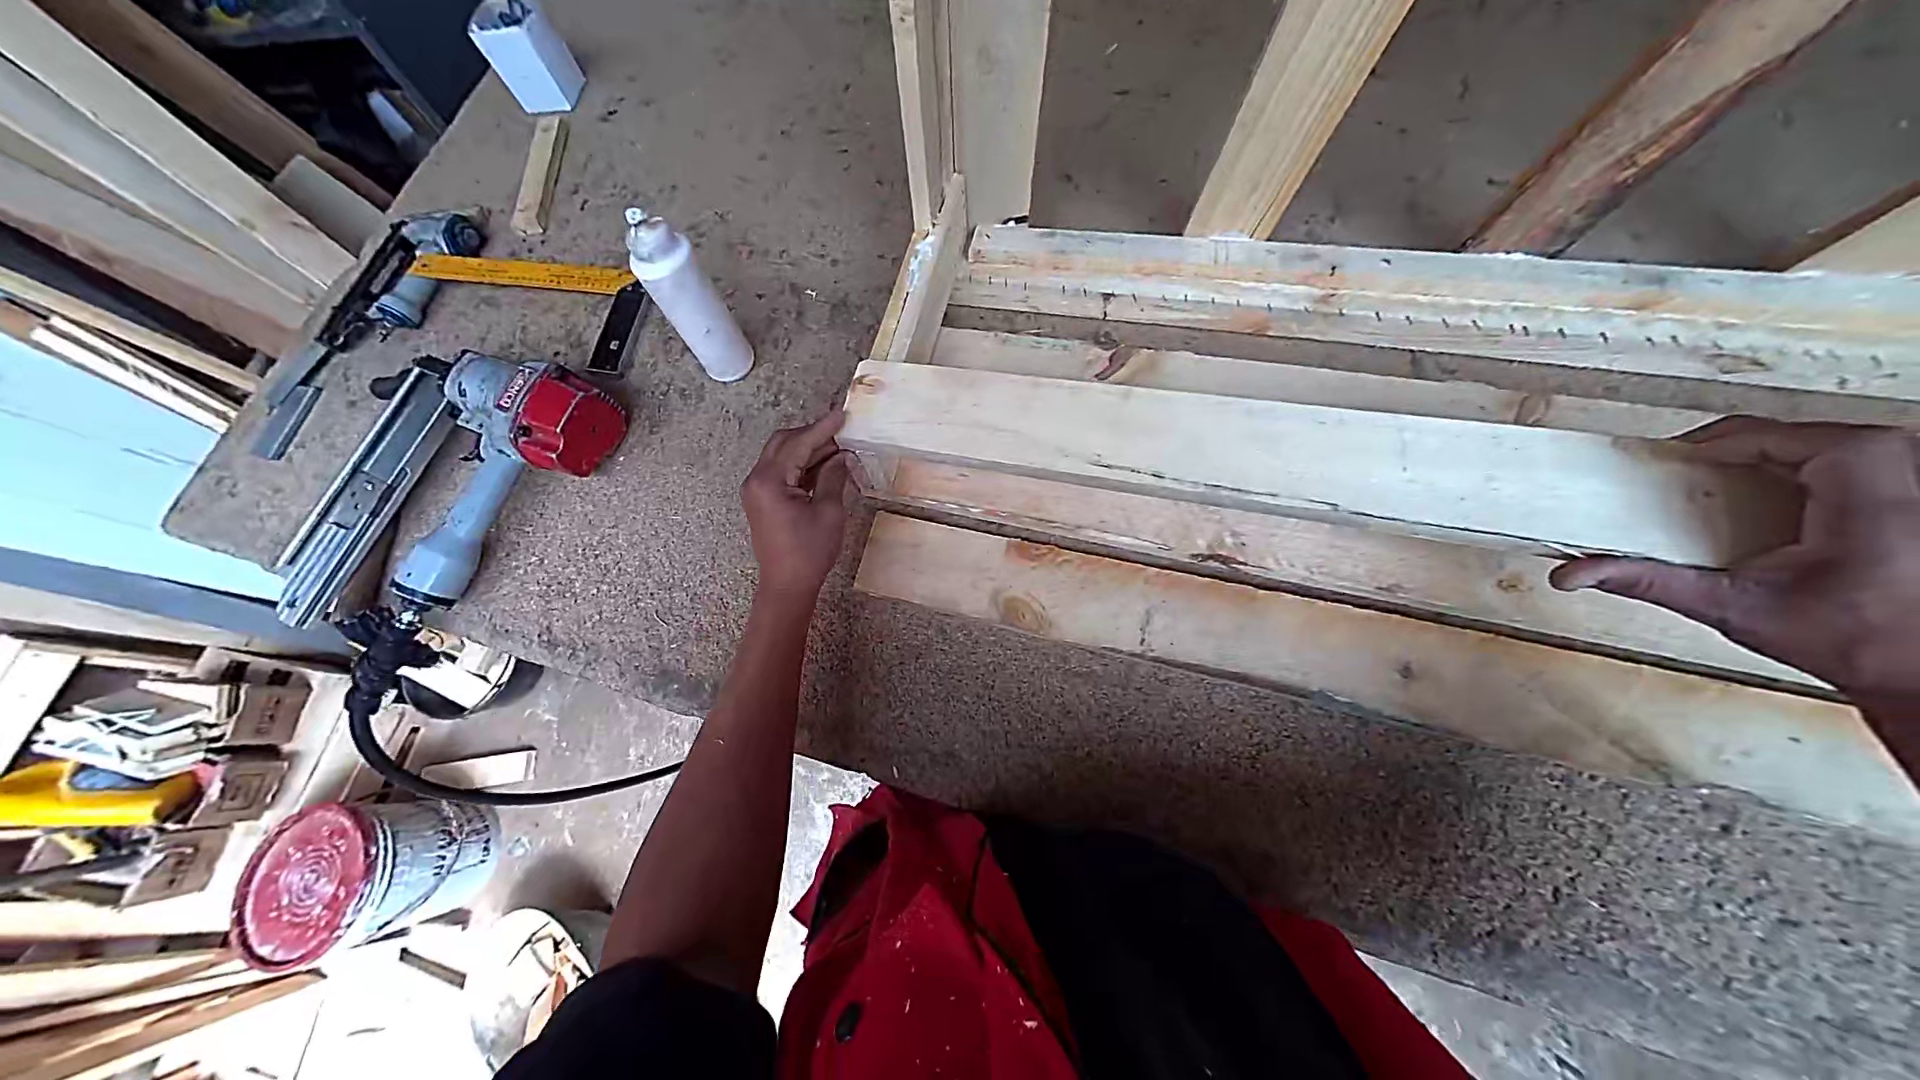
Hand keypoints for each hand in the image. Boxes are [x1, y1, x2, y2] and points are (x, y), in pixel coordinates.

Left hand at [741, 411, 855, 597]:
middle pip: (784, 443)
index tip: (842, 415)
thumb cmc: (809, 552)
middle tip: (843, 434)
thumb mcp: (828, 511)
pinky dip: (802, 466)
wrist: (787, 585)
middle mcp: (757, 480)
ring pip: (783, 456)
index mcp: (769, 481)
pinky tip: (825, 467)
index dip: (822, 429)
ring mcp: (757, 490)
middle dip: (813, 436)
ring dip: (809, 451)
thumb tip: (842, 456)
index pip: (798, 443)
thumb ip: (833, 476)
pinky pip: (782, 472)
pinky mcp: (764, 500)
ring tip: (840, 450)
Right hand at [1550, 417, 1919, 704]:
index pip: (1793, 438)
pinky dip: (1819, 470)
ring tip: (1731, 479)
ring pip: (1851, 444)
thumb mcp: (1734, 610)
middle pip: (1818, 434)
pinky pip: (1875, 463)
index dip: (1729, 439)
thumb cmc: (1857, 645)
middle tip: (1693, 467)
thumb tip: (1574, 573)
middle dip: (1750, 445)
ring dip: (1785, 455)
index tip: (1677, 456)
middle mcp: (1915, 485)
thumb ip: (1650, 582)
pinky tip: (1782, 499)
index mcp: (1872, 501)